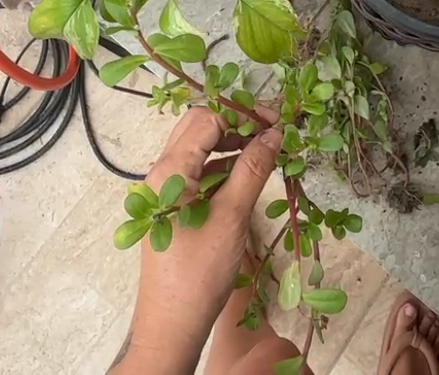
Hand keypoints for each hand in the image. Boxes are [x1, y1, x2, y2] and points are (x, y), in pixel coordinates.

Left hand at [116, 109, 280, 373]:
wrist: (172, 325)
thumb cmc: (199, 273)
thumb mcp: (232, 216)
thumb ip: (253, 169)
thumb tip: (274, 133)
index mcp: (170, 169)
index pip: (208, 119)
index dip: (243, 114)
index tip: (276, 119)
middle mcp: (162, 171)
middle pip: (199, 127)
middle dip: (236, 122)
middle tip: (270, 129)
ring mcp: (166, 189)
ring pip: (199, 148)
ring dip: (231, 143)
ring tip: (266, 148)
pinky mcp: (174, 206)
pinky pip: (198, 170)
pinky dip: (223, 165)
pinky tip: (248, 173)